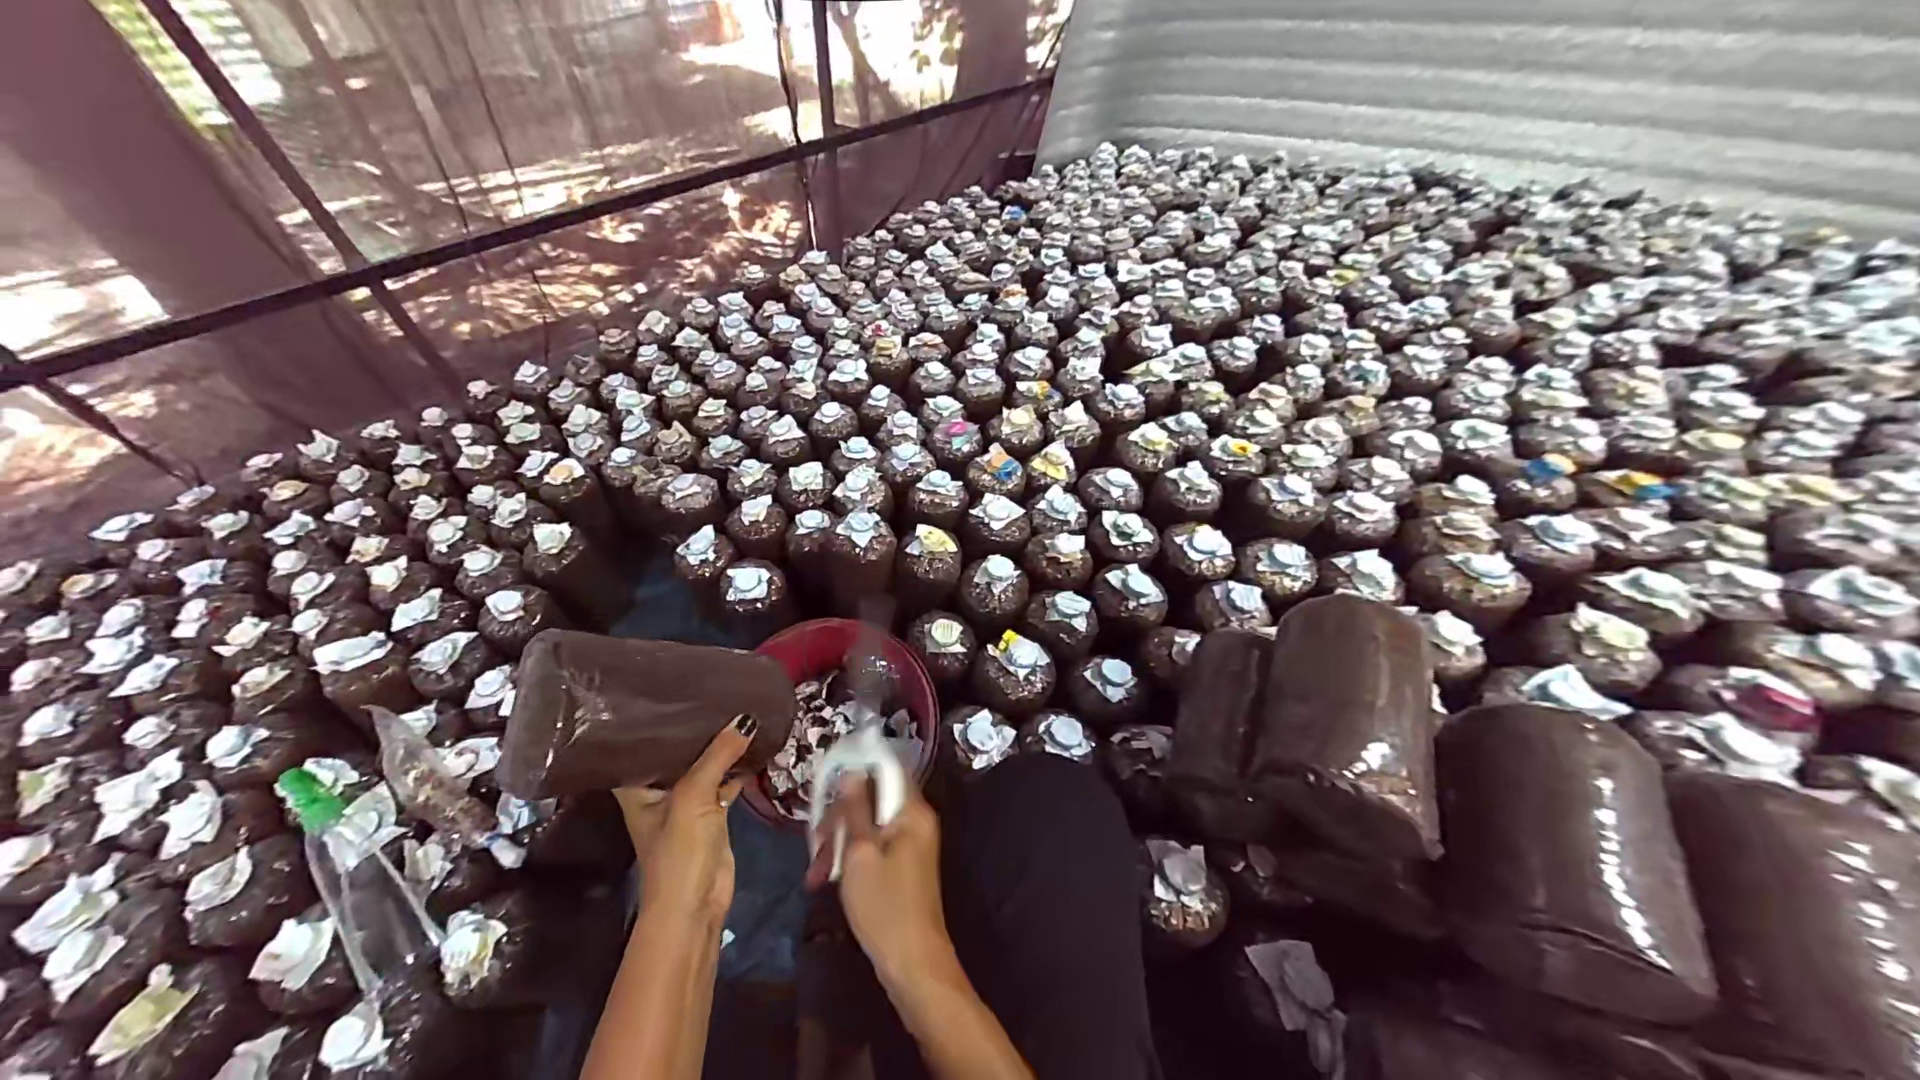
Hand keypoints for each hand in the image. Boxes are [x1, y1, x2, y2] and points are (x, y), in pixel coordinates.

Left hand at [614, 713, 754, 924]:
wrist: (696, 902)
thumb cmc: (679, 848)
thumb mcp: (694, 794)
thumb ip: (718, 755)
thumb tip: (746, 720)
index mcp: (638, 787)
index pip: (642, 746)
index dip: (655, 722)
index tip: (674, 692)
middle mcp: (658, 791)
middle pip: (677, 754)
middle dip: (696, 731)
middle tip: (716, 694)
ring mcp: (685, 804)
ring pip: (704, 767)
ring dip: (720, 749)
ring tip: (739, 713)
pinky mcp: (710, 815)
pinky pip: (724, 783)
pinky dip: (737, 770)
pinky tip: (754, 749)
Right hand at [806, 777, 950, 983]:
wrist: (911, 962)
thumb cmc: (884, 906)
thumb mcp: (860, 853)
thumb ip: (855, 810)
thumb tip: (851, 771)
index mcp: (912, 812)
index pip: (887, 768)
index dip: (857, 766)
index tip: (827, 775)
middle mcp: (915, 820)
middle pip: (873, 798)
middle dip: (839, 817)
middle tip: (815, 841)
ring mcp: (909, 843)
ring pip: (867, 825)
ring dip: (838, 842)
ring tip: (814, 873)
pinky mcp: (901, 864)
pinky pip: (872, 845)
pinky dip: (849, 857)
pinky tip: (824, 879)